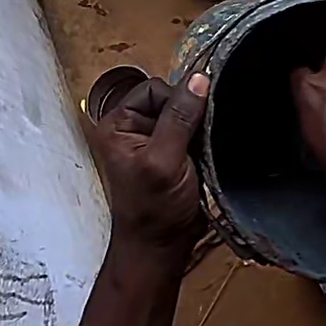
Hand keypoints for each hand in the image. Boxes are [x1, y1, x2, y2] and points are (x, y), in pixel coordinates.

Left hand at [89, 74, 208, 263]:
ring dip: (200, 127)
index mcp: (119, 123)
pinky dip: (205, 138)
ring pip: (188, 113)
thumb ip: (180, 118)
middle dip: (190, 115)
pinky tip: (206, 152)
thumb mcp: (164, 160)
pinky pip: (197, 129)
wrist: (164, 247)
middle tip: (195, 141)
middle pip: (173, 98)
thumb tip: (200, 78)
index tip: (188, 124)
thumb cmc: (154, 209)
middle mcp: (135, 126)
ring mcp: (157, 139)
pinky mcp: (177, 151)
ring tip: (200, 150)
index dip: (175, 100)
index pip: (154, 88)